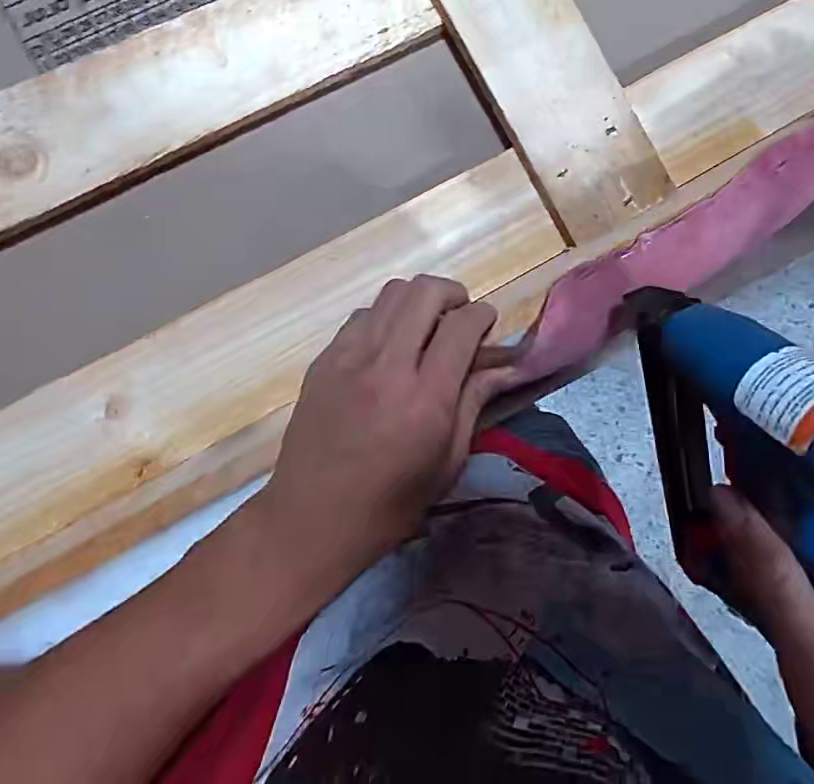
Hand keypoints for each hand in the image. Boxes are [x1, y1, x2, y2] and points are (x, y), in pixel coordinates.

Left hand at [261, 276, 512, 575]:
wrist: (310, 520)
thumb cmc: (390, 504)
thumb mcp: (447, 462)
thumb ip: (474, 402)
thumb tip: (503, 365)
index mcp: (425, 399)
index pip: (462, 326)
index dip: (483, 315)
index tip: (488, 323)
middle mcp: (387, 367)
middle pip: (425, 292)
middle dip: (453, 293)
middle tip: (461, 315)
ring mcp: (349, 358)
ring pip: (391, 293)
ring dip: (418, 300)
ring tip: (426, 325)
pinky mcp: (324, 360)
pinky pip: (362, 316)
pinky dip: (385, 317)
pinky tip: (389, 344)